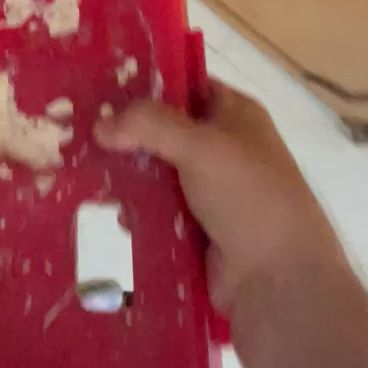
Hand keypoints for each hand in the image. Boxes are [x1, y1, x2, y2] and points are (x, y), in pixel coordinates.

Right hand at [96, 81, 338, 313]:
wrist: (279, 283)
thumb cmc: (249, 198)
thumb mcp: (202, 146)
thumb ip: (149, 126)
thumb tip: (100, 126)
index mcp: (235, 114)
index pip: (184, 85)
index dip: (146, 84)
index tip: (103, 88)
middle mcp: (223, 145)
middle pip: (163, 129)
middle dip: (129, 135)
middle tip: (88, 136)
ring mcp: (210, 188)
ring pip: (157, 170)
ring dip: (130, 176)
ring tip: (95, 178)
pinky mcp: (196, 226)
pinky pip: (158, 208)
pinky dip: (139, 211)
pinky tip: (120, 216)